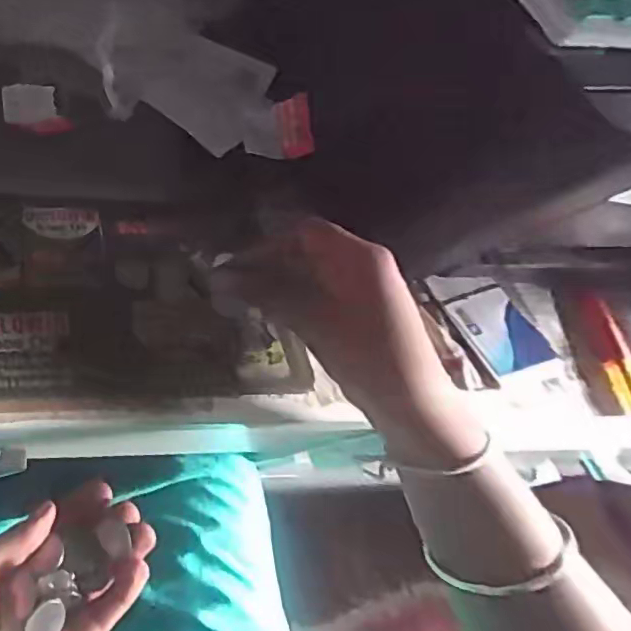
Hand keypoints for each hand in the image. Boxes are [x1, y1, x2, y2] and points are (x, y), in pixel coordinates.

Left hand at [0, 481, 155, 630]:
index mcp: (2, 571)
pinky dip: (118, 597)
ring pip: (91, 583)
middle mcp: (29, 592)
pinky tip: (137, 572)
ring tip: (145, 536)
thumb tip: (50, 511)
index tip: (103, 492)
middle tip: (132, 513)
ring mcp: (51, 623)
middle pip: (74, 553)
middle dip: (102, 531)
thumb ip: (13, 545)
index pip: (44, 531)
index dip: (73, 510)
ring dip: (117, 559)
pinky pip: (97, 620)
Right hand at [218, 215, 485, 467]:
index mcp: (358, 256)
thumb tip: (219, 277)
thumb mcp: (312, 319)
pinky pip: (318, 291)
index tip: (233, 265)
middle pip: (304, 250)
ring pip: (308, 273)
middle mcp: (362, 263)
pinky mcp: (358, 310)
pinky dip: (291, 297)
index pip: (303, 231)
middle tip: (228, 284)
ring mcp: (362, 287)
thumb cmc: (365, 353)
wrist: (410, 400)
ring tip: (239, 299)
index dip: (266, 244)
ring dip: (274, 283)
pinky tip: (267, 312)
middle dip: (265, 264)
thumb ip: (266, 292)